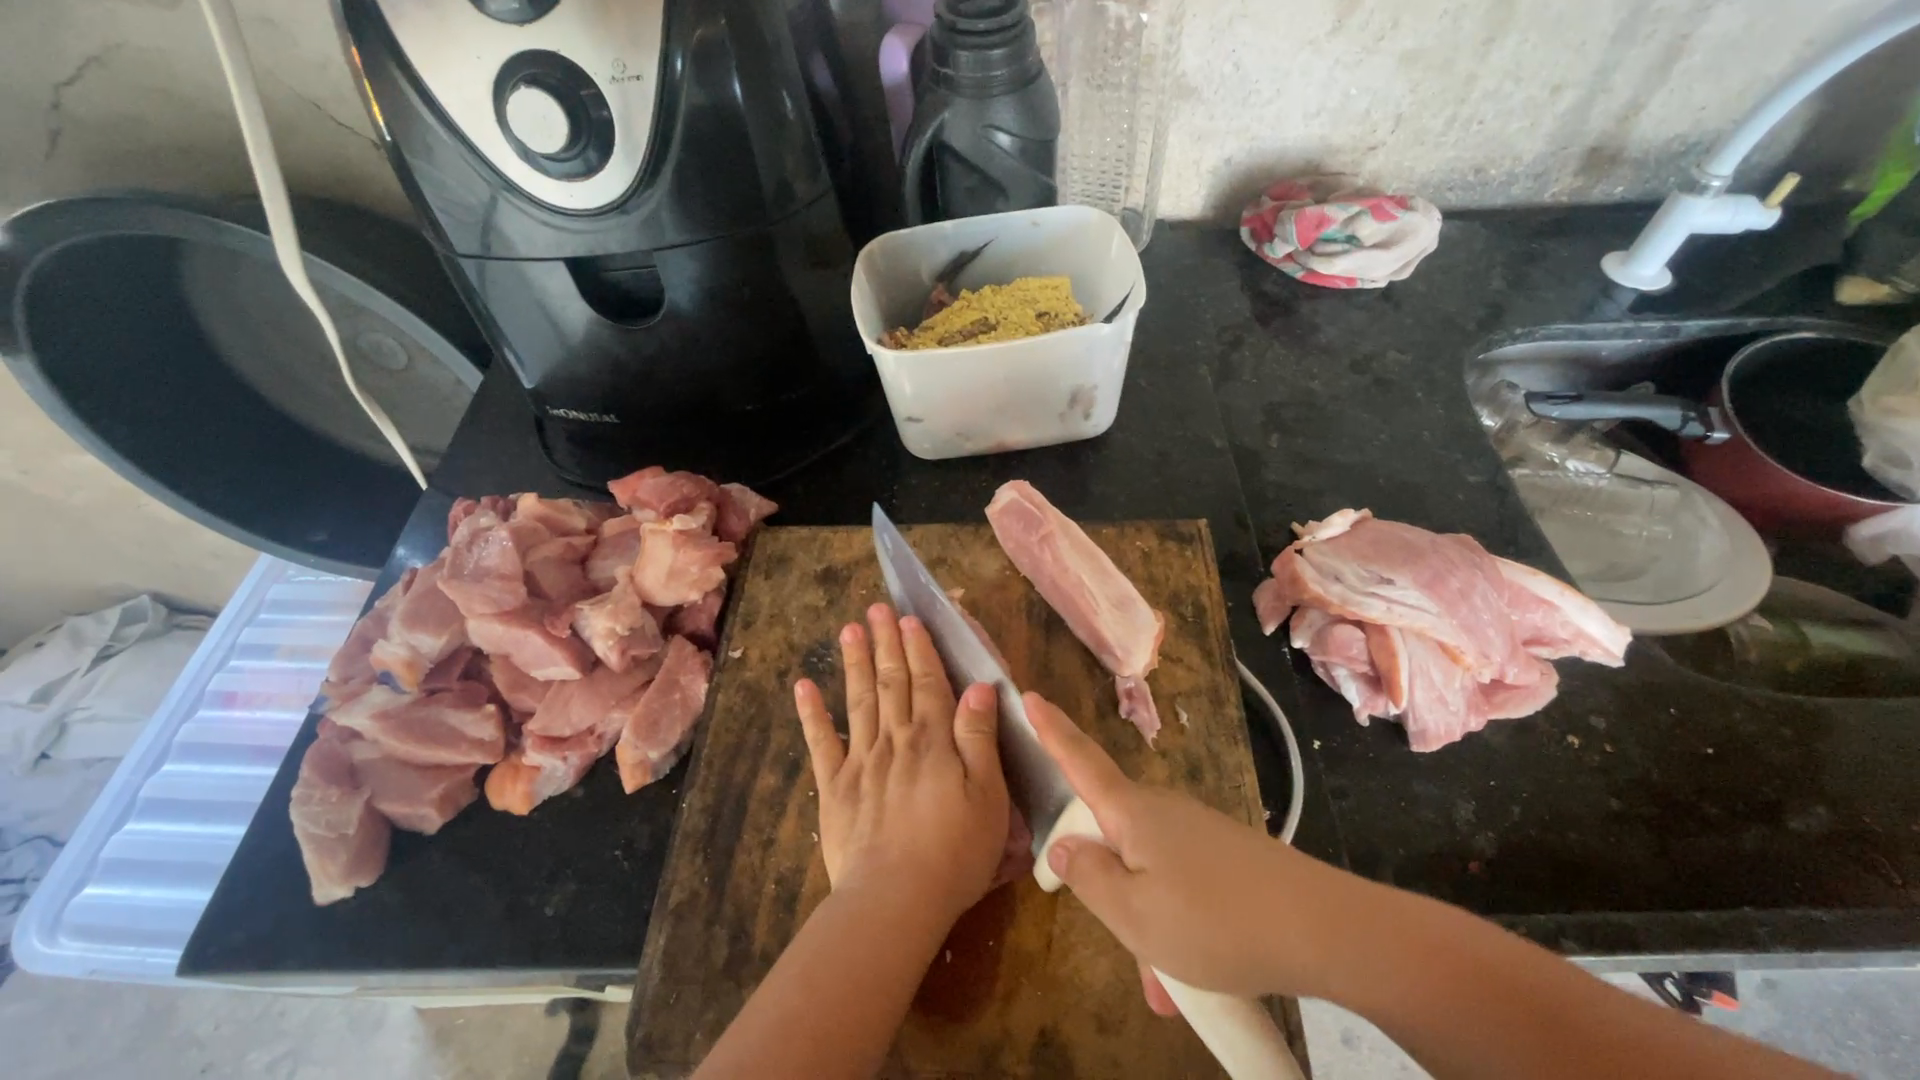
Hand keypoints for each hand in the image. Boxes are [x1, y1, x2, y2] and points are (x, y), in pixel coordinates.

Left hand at [793, 603, 1010, 924]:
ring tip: (848, 629)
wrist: (896, 898)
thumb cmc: (955, 851)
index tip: (910, 618)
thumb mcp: (988, 796)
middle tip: (877, 608)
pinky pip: (822, 744)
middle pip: (891, 682)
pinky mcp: (835, 789)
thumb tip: (980, 687)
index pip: (928, 683)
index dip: (920, 649)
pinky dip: (812, 714)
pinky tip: (804, 687)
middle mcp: (895, 740)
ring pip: (858, 701)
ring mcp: (860, 762)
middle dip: (885, 643)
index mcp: (933, 741)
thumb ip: (979, 738)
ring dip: (854, 663)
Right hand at [1025, 692, 1362, 1003]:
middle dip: (1108, 885)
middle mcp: (1165, 812)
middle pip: (1113, 835)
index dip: (1052, 732)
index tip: (1028, 695)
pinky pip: (1183, 889)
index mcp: (1133, 814)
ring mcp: (1201, 834)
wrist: (1325, 931)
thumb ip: (1089, 878)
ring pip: (1150, 874)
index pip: (1080, 763)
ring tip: (1167, 981)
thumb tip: (1066, 846)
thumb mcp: (1133, 915)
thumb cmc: (1213, 922)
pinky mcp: (1229, 858)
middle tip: (1125, 941)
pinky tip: (1196, 976)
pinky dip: (1179, 929)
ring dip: (1148, 923)